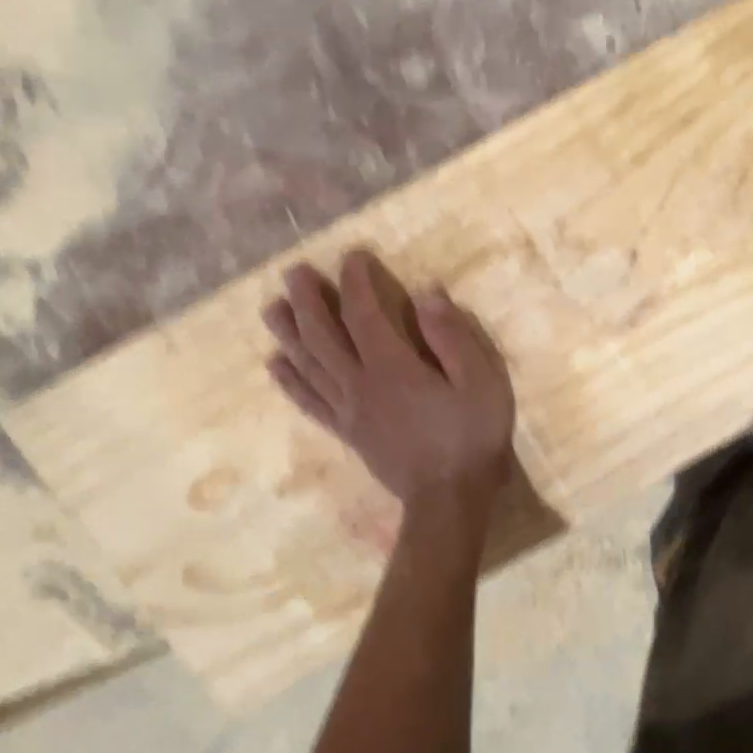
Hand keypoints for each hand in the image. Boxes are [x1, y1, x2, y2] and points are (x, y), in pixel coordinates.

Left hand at [262, 249, 516, 504]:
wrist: (450, 496)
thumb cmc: (473, 434)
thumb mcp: (481, 380)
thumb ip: (452, 337)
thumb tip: (426, 294)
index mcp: (393, 368)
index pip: (364, 315)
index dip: (355, 283)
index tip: (352, 255)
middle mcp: (360, 384)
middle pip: (322, 336)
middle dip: (308, 301)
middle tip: (294, 272)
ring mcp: (348, 410)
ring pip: (308, 365)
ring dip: (288, 334)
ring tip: (271, 307)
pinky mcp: (347, 432)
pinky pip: (309, 401)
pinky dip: (289, 381)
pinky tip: (276, 364)